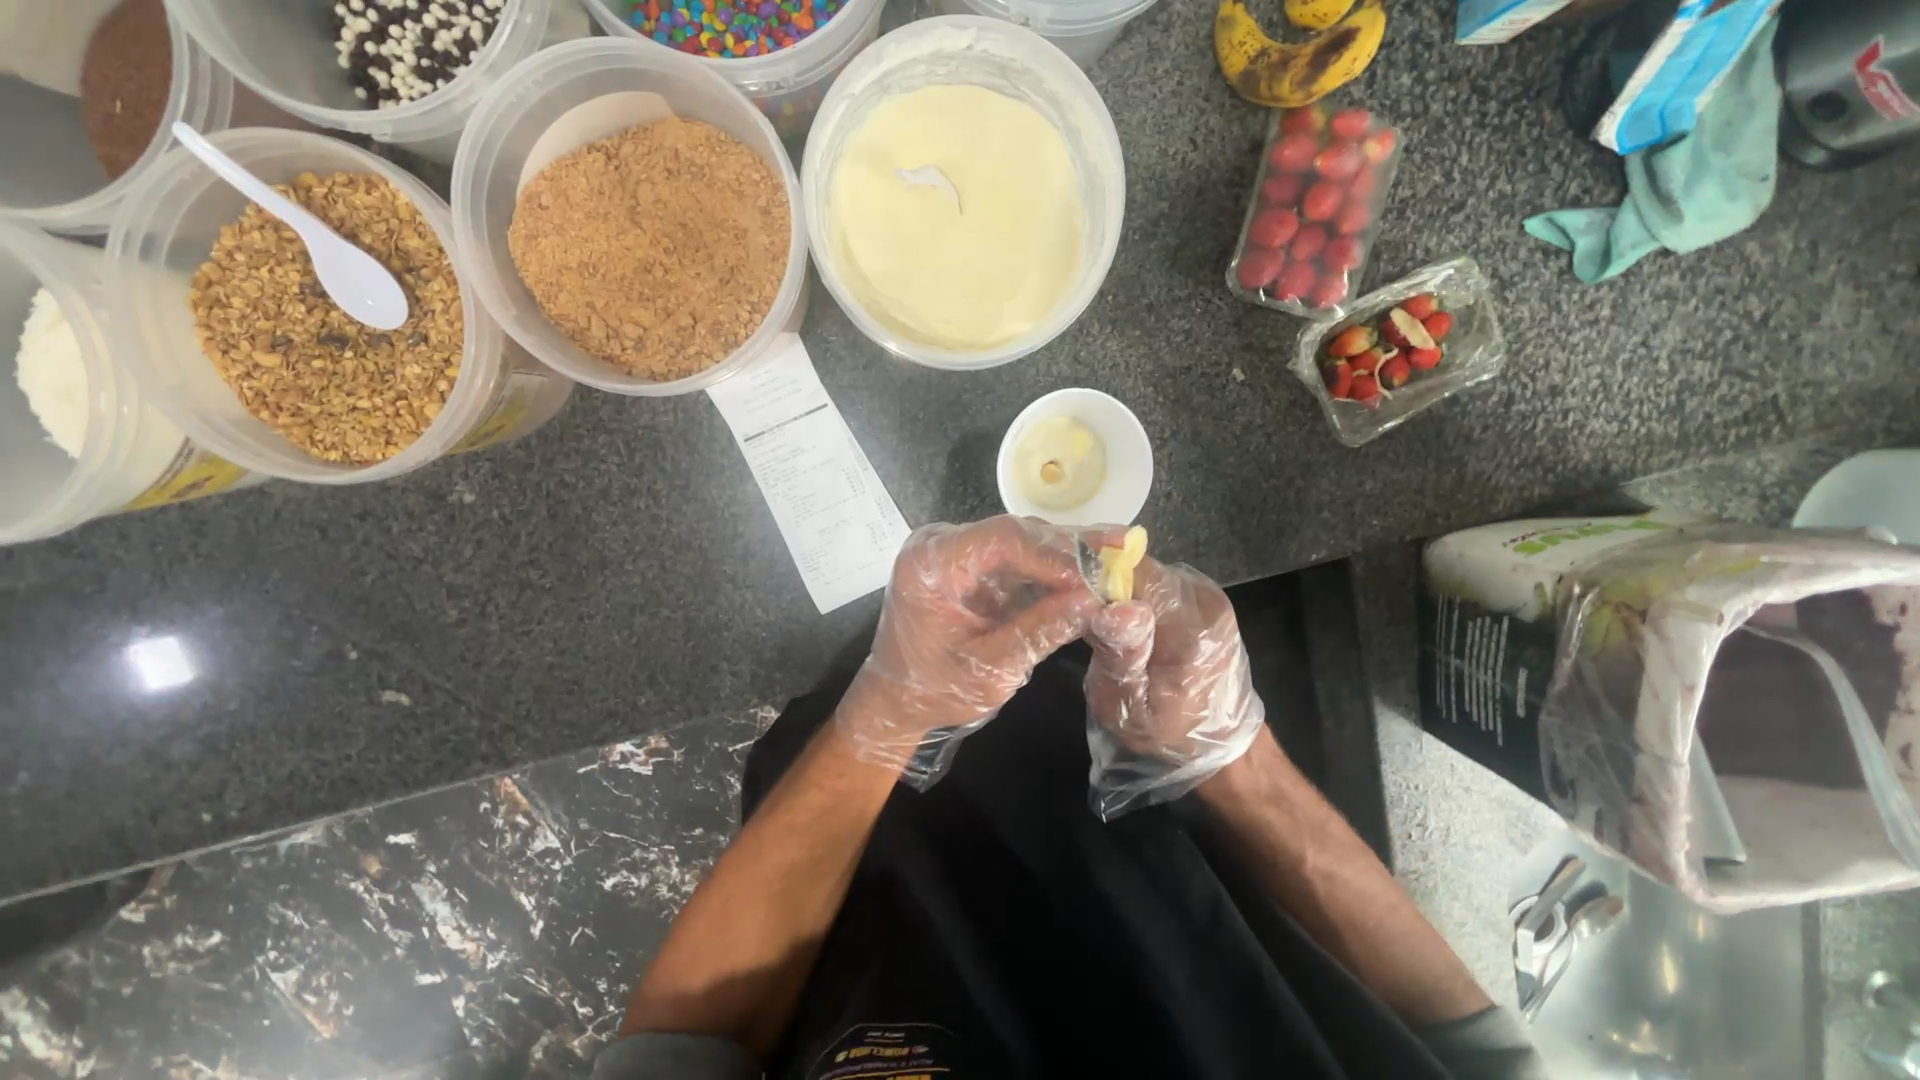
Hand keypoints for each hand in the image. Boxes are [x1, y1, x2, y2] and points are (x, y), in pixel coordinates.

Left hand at [840, 515, 1108, 782]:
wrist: (898, 702)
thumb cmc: (934, 689)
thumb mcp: (990, 668)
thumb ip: (1039, 631)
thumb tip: (1094, 601)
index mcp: (933, 562)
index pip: (1003, 539)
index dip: (1055, 553)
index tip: (1098, 570)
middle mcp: (945, 546)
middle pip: (1017, 534)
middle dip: (1071, 546)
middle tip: (1124, 545)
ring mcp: (961, 554)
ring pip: (1024, 543)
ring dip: (1069, 554)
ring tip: (1119, 554)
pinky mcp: (977, 569)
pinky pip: (1020, 561)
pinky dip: (1055, 570)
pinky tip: (1092, 571)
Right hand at [1083, 558, 1265, 817]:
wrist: (1225, 747)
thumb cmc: (1171, 734)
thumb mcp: (1130, 708)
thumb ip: (1119, 656)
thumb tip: (1108, 605)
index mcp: (1190, 624)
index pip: (1133, 571)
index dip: (1093, 576)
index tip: (1062, 594)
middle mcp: (1205, 598)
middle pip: (1138, 570)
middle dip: (1104, 586)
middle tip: (1075, 615)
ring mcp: (1207, 596)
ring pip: (1146, 575)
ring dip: (1119, 594)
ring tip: (1097, 624)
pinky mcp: (1204, 601)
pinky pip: (1158, 586)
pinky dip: (1136, 599)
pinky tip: (1126, 628)